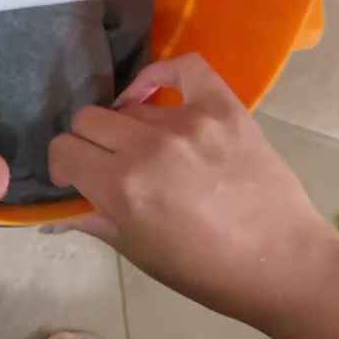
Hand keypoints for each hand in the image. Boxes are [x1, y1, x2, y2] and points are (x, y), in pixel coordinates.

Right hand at [48, 54, 338, 329]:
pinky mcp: (225, 109)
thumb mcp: (134, 250)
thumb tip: (60, 208)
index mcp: (120, 187)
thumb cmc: (200, 270)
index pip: (65, 150)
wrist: (279, 263)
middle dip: (87, 144)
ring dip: (126, 128)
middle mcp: (147, 148)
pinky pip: (185, 69)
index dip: (63, 165)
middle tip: (105, 164)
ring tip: (145, 150)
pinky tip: (152, 94)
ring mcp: (189, 123)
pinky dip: (160, 76)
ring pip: (130, 107)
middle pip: (89, 120)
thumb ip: (92, 218)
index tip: (74, 179)